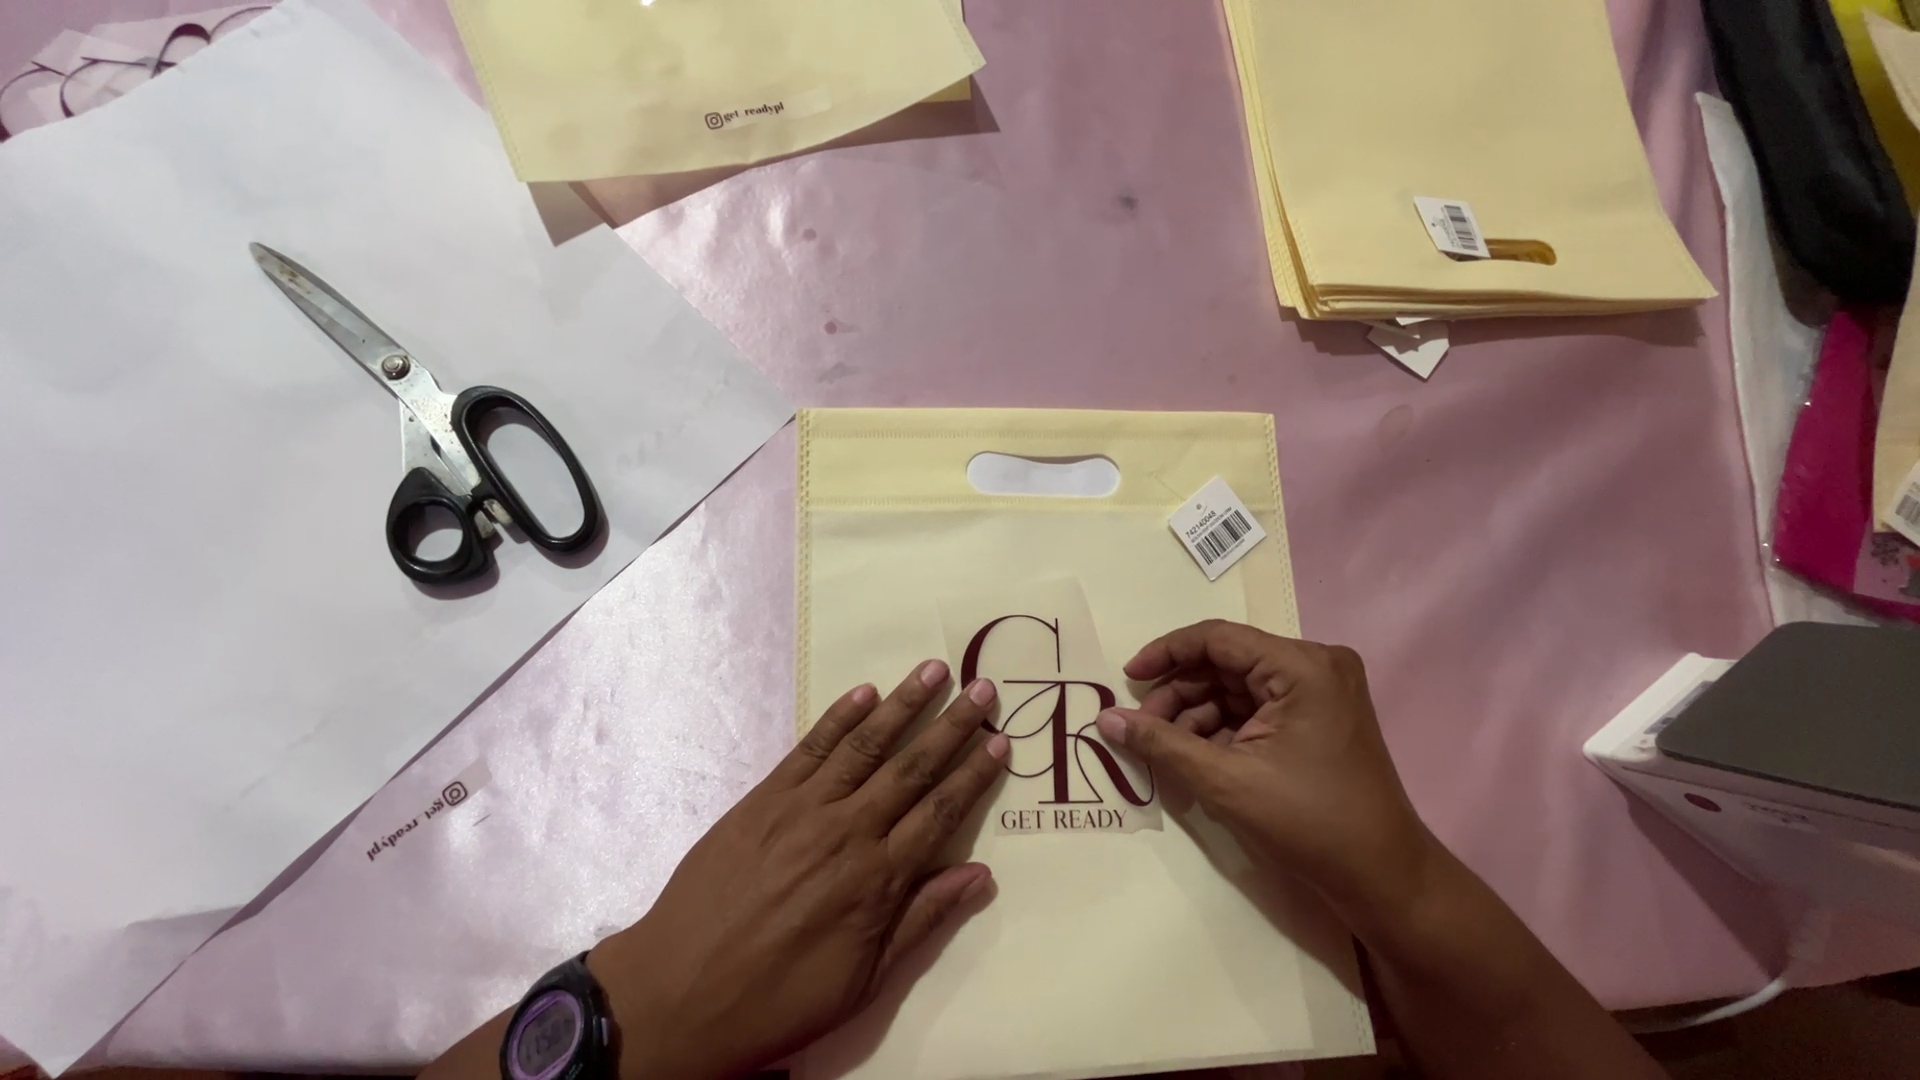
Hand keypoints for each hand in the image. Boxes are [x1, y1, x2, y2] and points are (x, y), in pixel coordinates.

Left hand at [587, 661, 1008, 1079]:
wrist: (677, 995)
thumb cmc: (779, 998)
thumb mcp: (863, 982)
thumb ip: (922, 920)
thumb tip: (980, 875)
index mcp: (877, 878)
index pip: (940, 811)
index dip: (974, 773)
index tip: (1001, 740)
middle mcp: (847, 830)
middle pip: (911, 767)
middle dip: (952, 725)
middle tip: (983, 688)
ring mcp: (802, 808)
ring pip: (865, 746)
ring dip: (903, 704)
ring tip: (933, 670)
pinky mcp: (763, 798)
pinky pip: (809, 749)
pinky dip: (839, 718)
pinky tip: (864, 692)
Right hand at [1094, 620, 1434, 928]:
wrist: (1382, 879)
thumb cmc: (1308, 824)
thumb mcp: (1224, 781)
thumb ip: (1161, 743)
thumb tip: (1105, 719)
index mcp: (1302, 666)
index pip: (1217, 638)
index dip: (1166, 653)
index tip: (1127, 678)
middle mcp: (1314, 665)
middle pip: (1225, 663)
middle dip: (1179, 694)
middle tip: (1142, 728)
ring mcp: (1319, 691)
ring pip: (1236, 687)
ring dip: (1196, 714)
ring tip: (1165, 749)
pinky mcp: (1317, 716)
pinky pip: (1255, 707)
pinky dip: (1221, 727)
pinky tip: (1194, 755)